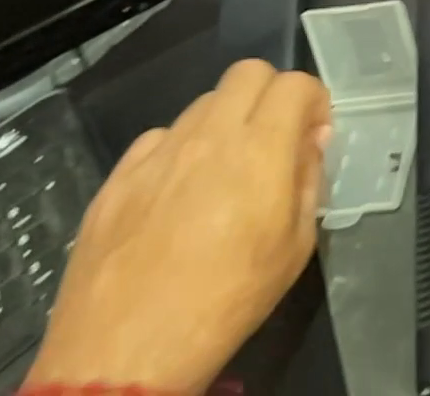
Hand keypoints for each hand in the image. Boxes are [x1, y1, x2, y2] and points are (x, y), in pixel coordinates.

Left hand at [25, 60, 330, 394]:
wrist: (124, 356)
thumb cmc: (228, 300)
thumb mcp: (296, 245)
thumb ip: (308, 178)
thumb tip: (310, 139)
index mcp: (260, 150)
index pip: (295, 84)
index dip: (313, 100)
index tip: (313, 133)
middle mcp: (208, 138)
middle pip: (247, 73)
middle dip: (271, 94)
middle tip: (275, 137)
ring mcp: (156, 156)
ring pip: (202, 103)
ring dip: (226, 121)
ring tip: (225, 169)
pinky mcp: (115, 181)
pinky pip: (158, 140)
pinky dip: (180, 150)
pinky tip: (178, 192)